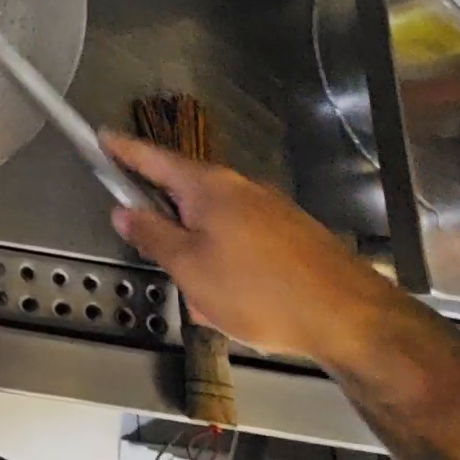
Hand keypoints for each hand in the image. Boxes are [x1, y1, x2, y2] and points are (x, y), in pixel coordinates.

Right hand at [103, 131, 395, 362]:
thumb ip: (150, 234)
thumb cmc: (261, 291)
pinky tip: (240, 304)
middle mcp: (239, 188)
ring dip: (201, 255)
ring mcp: (271, 211)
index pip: (151, 157)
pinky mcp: (294, 237)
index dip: (122, 148)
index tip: (100, 136)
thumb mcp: (188, 267)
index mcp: (207, 187)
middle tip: (162, 260)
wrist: (359, 324)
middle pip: (183, 195)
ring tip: (210, 301)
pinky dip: (230, 267)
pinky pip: (243, 243)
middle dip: (167, 227)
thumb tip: (124, 210)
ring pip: (214, 226)